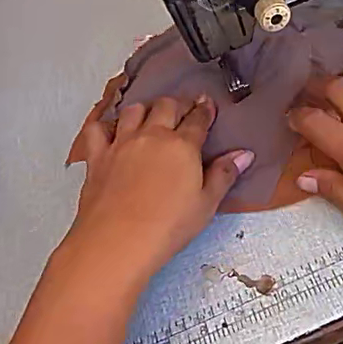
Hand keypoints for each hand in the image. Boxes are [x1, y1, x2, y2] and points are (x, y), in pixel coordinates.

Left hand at [64, 95, 252, 279]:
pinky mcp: (98, 156)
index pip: (198, 119)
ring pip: (134, 110)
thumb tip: (244, 154)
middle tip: (184, 109)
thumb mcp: (206, 204)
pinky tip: (111, 130)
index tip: (208, 105)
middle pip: (166, 106)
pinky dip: (105, 125)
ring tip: (151, 115)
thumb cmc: (167, 226)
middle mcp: (152, 136)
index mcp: (183, 146)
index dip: (205, 110)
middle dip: (178, 104)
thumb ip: (224, 174)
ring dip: (145, 109)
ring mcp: (122, 143)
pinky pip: (98, 129)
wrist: (118, 239)